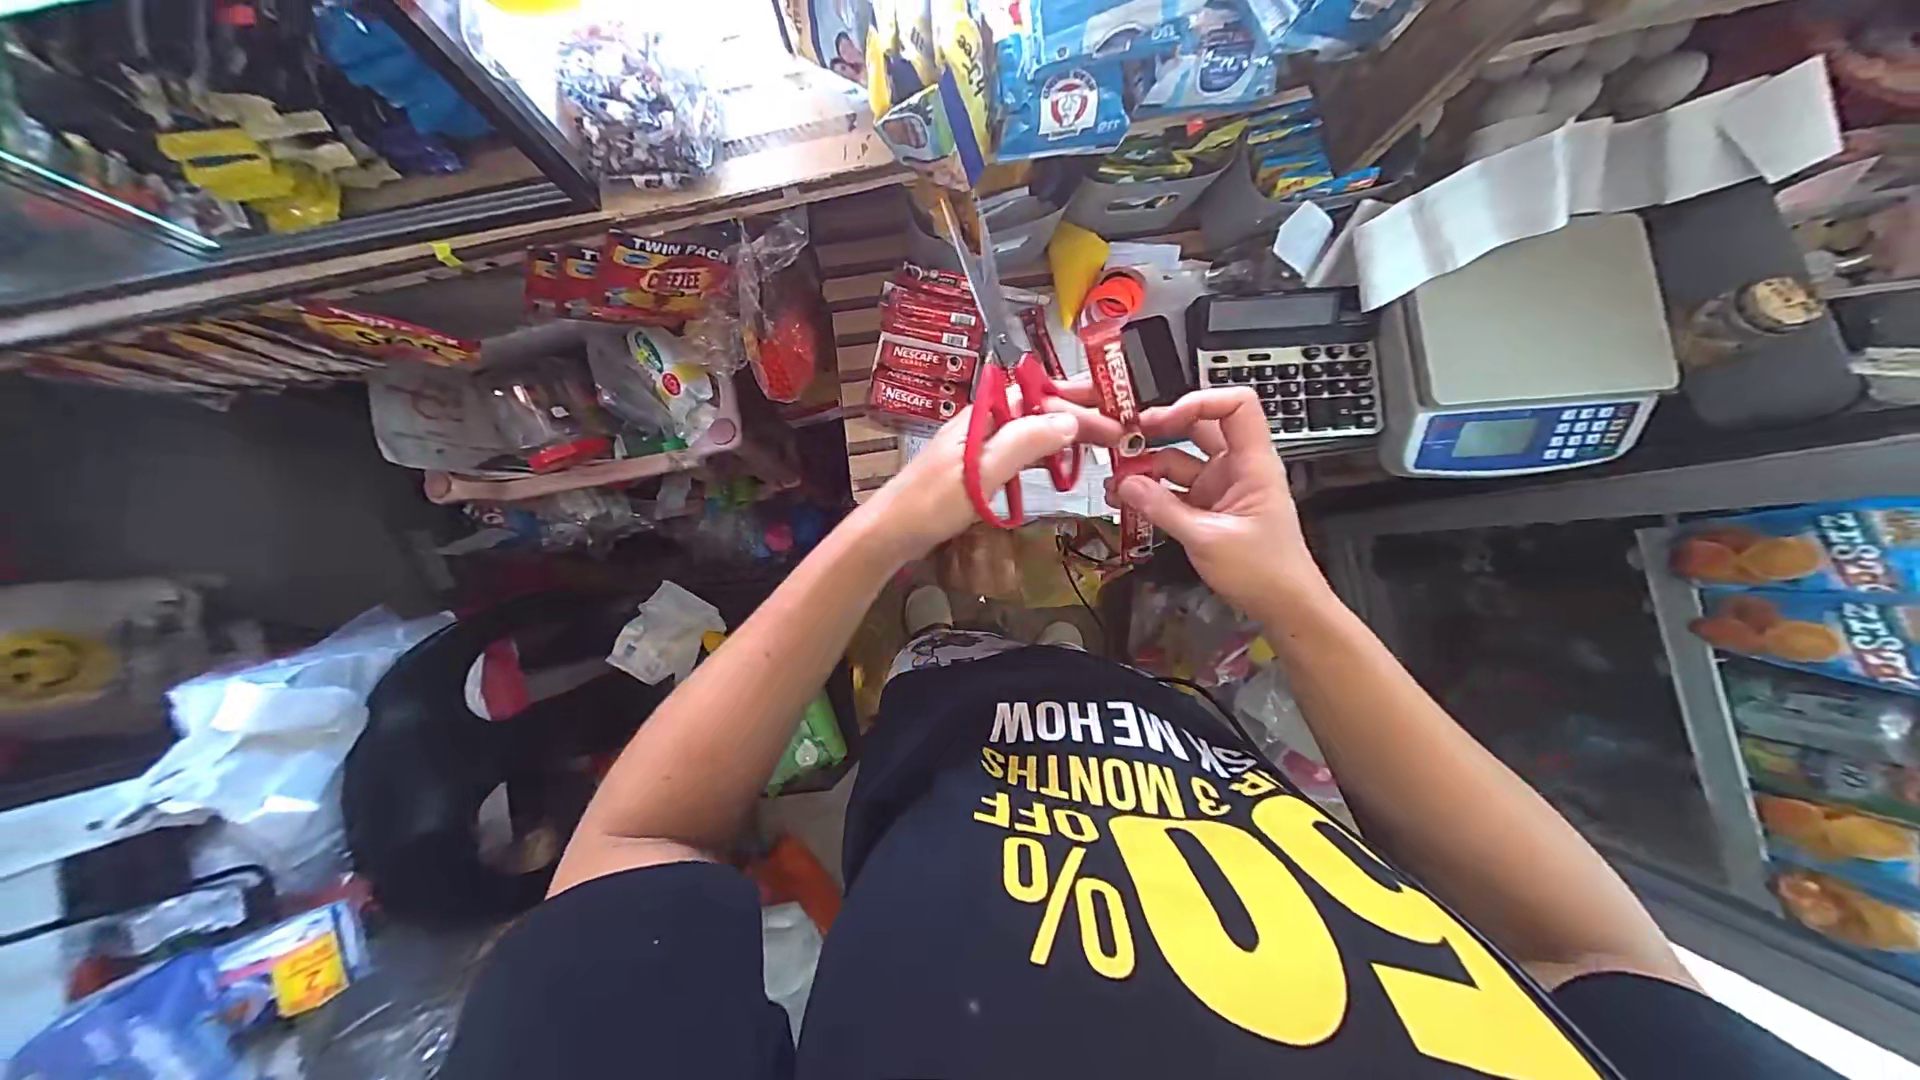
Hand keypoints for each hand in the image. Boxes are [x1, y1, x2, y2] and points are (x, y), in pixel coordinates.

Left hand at [853, 379, 1113, 564]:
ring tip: (1096, 444)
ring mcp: (978, 445)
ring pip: (1030, 430)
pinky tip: (1055, 465)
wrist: (891, 533)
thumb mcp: (981, 472)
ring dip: (1063, 435)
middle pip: (1038, 409)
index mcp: (983, 415)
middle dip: (1077, 415)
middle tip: (1116, 428)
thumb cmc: (930, 504)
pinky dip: (1042, 456)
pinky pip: (1018, 453)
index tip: (1114, 422)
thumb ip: (1024, 443)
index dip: (1080, 408)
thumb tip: (1068, 422)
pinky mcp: (976, 469)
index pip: (1041, 398)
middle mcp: (983, 423)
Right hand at [1107, 387, 1334, 619]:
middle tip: (1125, 439)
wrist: (1282, 606)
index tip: (1162, 420)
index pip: (1236, 406)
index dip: (1199, 402)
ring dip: (1146, 467)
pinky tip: (1125, 499)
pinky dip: (1150, 493)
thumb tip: (1125, 484)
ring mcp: (1219, 487)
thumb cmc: (1263, 571)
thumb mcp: (1207, 539)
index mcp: (1252, 464)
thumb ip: (1163, 509)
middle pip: (1199, 428)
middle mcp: (1235, 468)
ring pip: (1179, 461)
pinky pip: (1174, 490)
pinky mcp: (1206, 507)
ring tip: (1115, 480)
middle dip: (1160, 429)